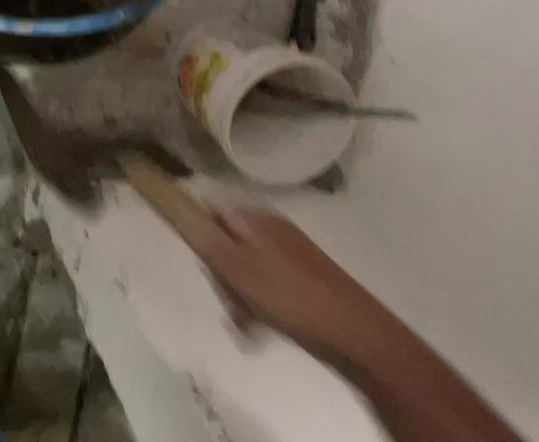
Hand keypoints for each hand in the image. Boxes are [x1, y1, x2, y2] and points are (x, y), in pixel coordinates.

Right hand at [166, 205, 400, 368]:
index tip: (204, 268)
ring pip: (244, 269)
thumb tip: (180, 203)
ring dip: (238, 297)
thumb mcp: (236, 267)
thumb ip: (205, 236)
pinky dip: (259, 306)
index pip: (208, 213)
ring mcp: (290, 252)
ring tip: (248, 324)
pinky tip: (262, 330)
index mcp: (253, 218)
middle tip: (230, 303)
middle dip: (221, 277)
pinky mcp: (305, 278)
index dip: (199, 240)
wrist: (357, 335)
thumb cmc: (289, 298)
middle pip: (225, 244)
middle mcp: (270, 227)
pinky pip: (266, 285)